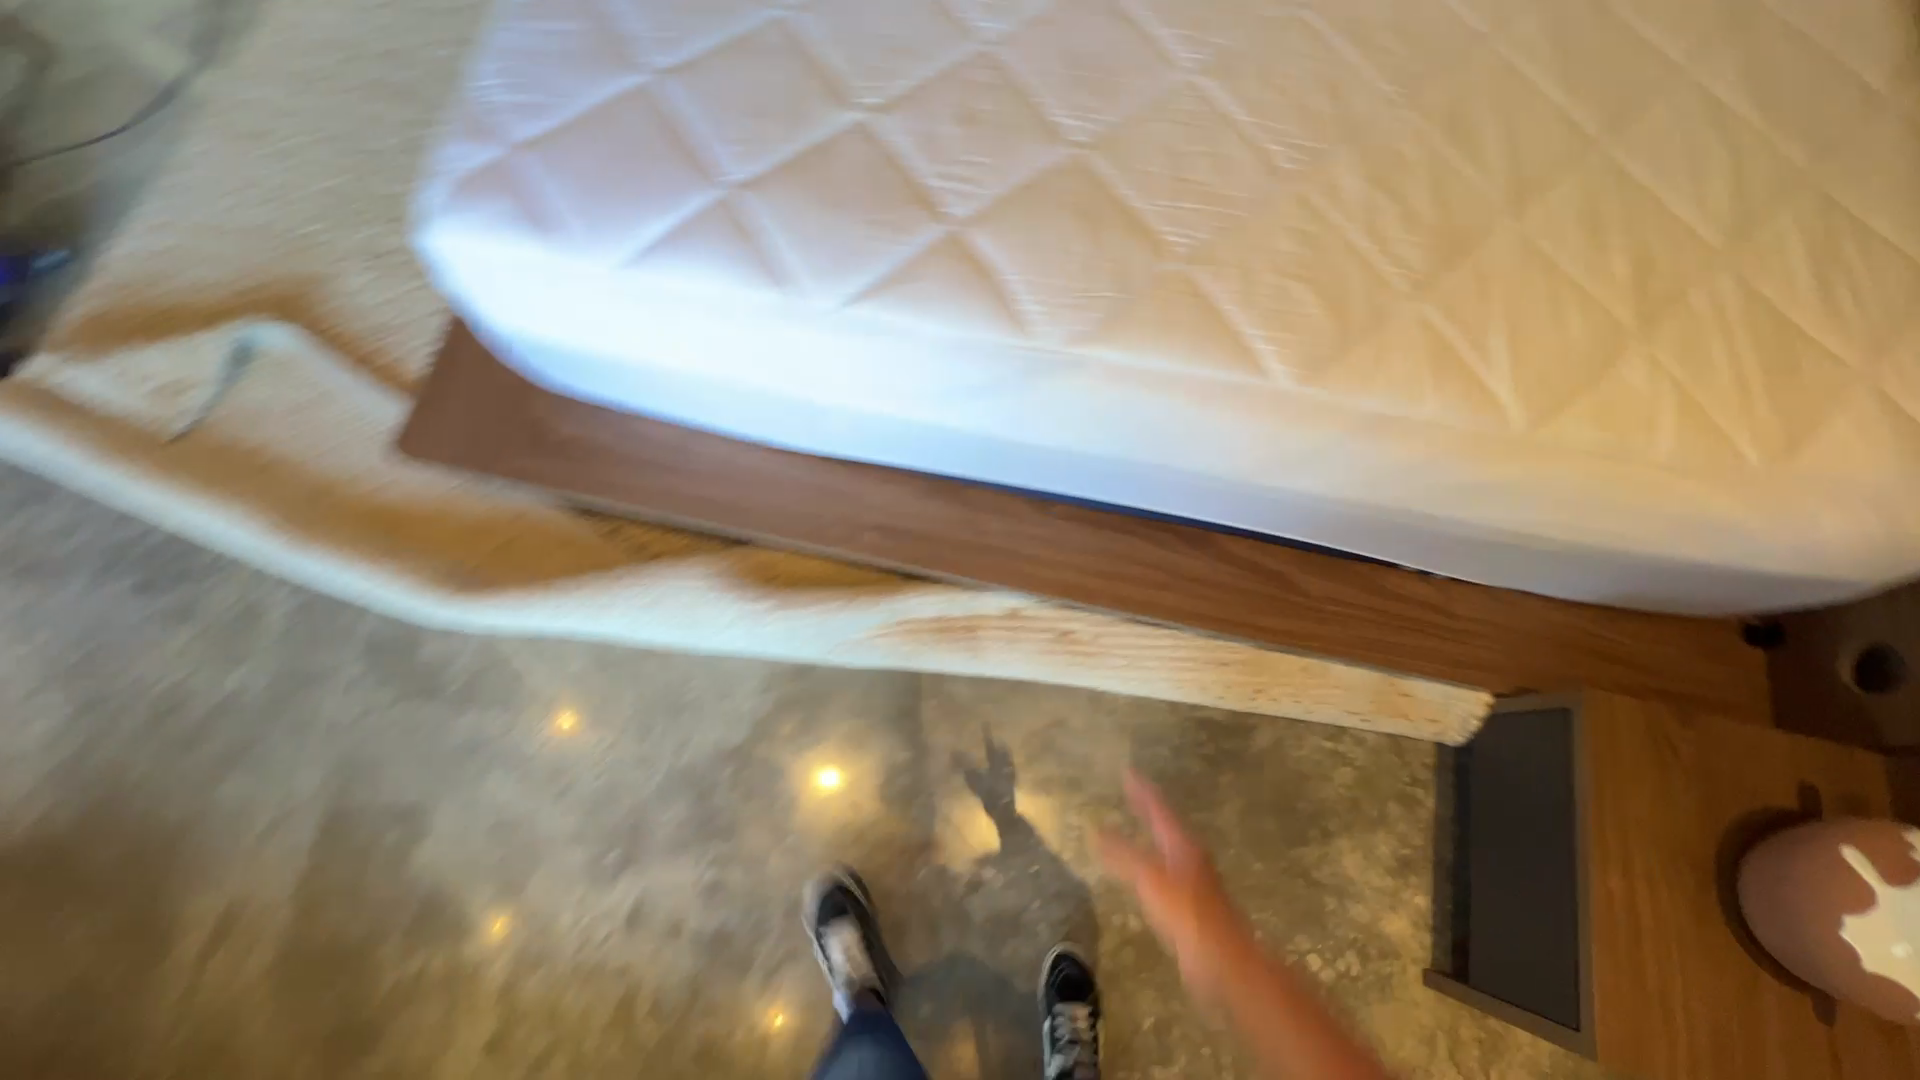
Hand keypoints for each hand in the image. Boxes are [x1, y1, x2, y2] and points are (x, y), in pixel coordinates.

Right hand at [1098, 770, 1255, 1006]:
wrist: (1224, 960)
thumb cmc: (1187, 913)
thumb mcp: (1149, 879)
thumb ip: (1123, 855)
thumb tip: (1096, 830)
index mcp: (1182, 844)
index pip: (1159, 808)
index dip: (1143, 790)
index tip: (1127, 771)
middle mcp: (1191, 856)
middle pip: (1166, 825)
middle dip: (1148, 809)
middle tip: (1130, 793)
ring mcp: (1193, 881)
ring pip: (1168, 848)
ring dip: (1151, 835)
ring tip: (1133, 828)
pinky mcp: (1191, 905)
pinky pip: (1165, 873)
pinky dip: (1150, 863)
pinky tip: (1142, 876)